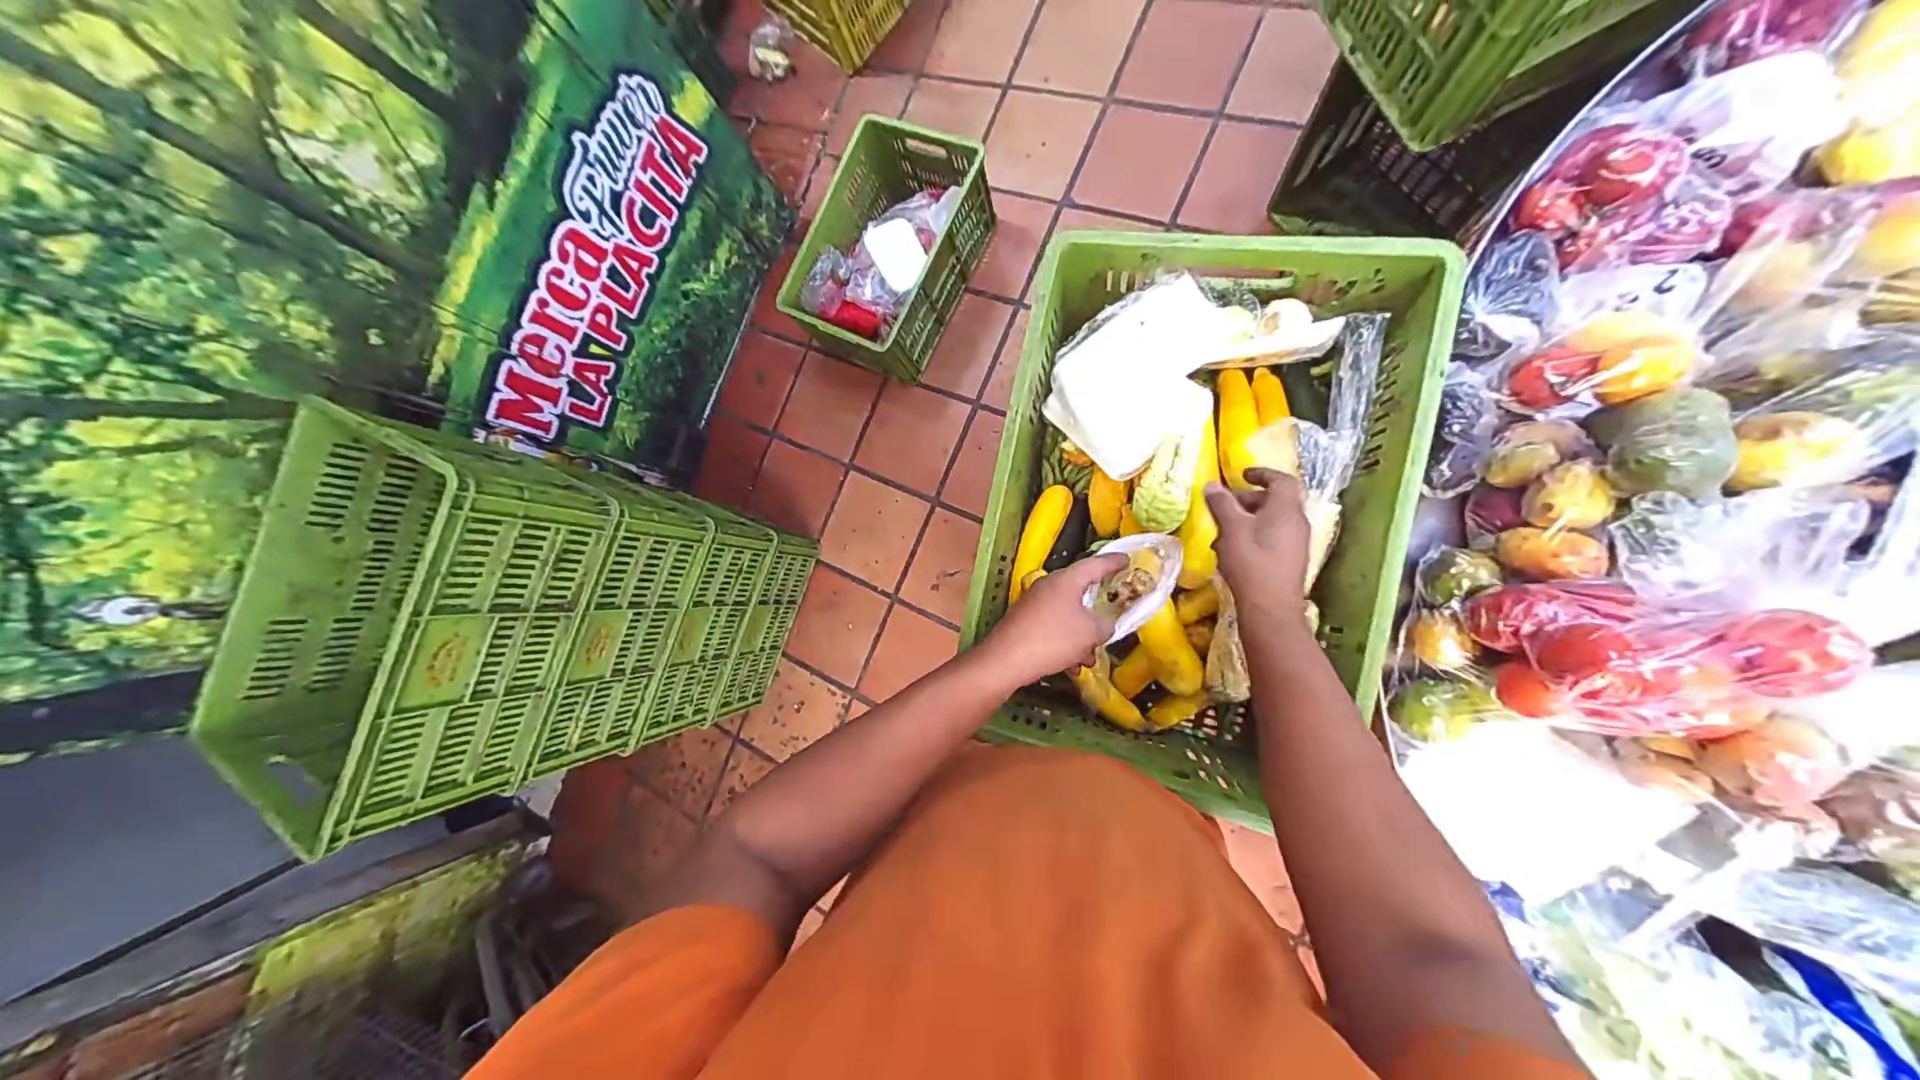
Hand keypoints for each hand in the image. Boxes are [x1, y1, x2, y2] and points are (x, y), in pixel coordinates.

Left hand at [982, 553, 1126, 685]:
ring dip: (1081, 635)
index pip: (1095, 564)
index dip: (1113, 562)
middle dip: (1096, 612)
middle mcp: (1048, 586)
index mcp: (1066, 580)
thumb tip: (1104, 623)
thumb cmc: (1053, 638)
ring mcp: (1033, 603)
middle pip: (1080, 592)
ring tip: (1089, 657)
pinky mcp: (1024, 622)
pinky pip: (1053, 627)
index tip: (1126, 559)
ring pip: (1067, 614)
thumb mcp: (1090, 632)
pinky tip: (1070, 664)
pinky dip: (1066, 642)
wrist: (1006, 660)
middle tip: (1111, 619)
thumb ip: (1106, 624)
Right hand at [1205, 466, 1310, 621]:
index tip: (1242, 474)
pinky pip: (1273, 536)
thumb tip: (1212, 485)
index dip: (1262, 473)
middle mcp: (1297, 522)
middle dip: (1248, 499)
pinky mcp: (1290, 559)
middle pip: (1275, 500)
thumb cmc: (1251, 563)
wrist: (1271, 608)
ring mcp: (1296, 542)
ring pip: (1273, 520)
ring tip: (1224, 528)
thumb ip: (1222, 505)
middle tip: (1224, 504)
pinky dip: (1254, 533)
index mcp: (1286, 510)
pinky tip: (1233, 548)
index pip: (1281, 480)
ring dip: (1249, 518)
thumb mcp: (1231, 529)